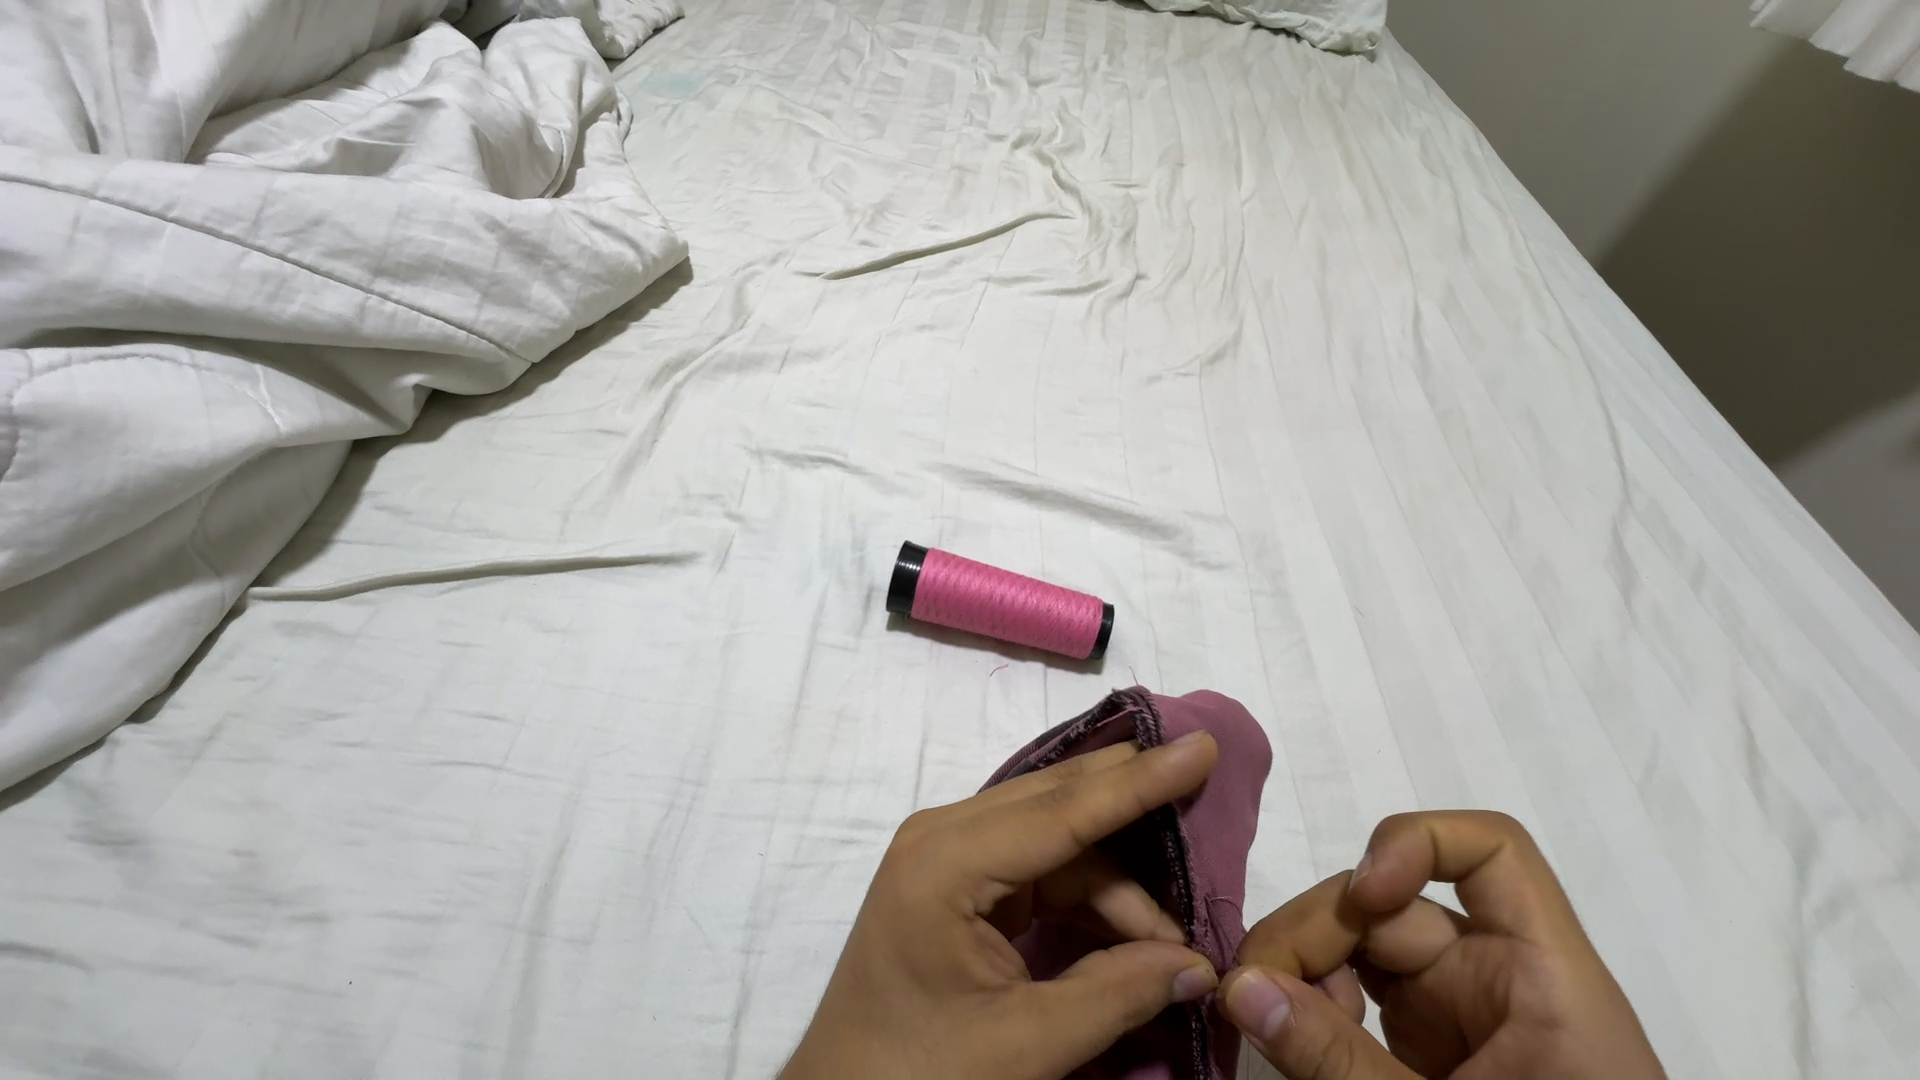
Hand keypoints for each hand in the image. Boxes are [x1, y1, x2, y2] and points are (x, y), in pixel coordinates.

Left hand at [781, 733, 1223, 1079]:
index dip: (1140, 781)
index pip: (1063, 809)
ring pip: (1055, 836)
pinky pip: (1039, 866)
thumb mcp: (1026, 1044)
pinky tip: (1131, 927)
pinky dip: (1089, 893)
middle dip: (1133, 799)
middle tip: (1205, 780)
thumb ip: (1119, 994)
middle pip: (1057, 802)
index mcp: (947, 861)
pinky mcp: (958, 880)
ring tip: (1175, 931)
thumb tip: (1199, 964)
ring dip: (1117, 876)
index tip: (1201, 746)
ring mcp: (948, 854)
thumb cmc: (922, 1072)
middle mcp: (945, 835)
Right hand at [1219, 811, 1666, 1079]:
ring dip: (1302, 968)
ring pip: (1360, 943)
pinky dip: (1316, 1004)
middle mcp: (1495, 975)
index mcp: (1541, 979)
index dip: (1415, 845)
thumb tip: (1237, 986)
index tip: (1361, 897)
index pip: (1490, 852)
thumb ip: (1338, 1060)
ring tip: (1267, 1022)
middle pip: (1389, 903)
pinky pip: (1356, 992)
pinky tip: (1296, 1042)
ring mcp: (1457, 1009)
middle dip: (1312, 932)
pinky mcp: (1427, 1044)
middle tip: (1249, 988)